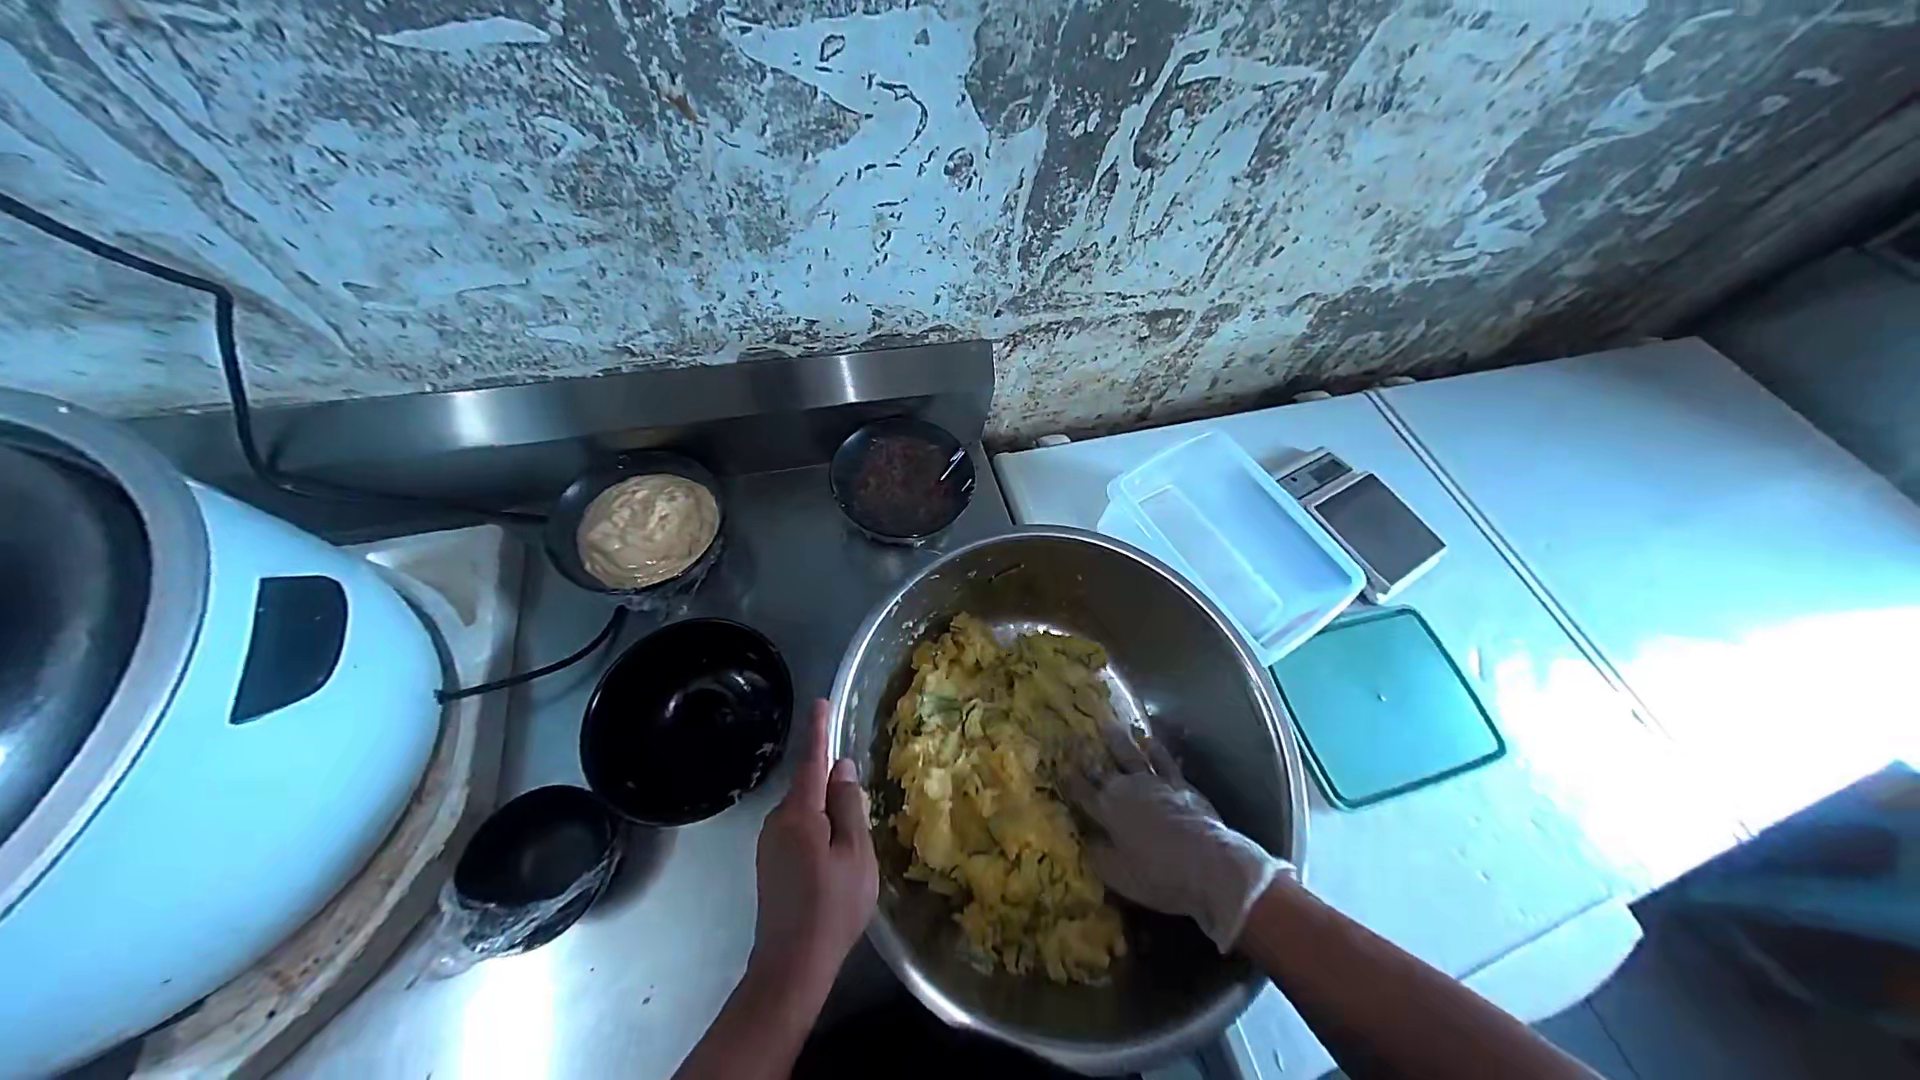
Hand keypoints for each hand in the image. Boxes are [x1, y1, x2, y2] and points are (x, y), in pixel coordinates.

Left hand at [748, 699, 877, 1000]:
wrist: (791, 966)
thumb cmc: (832, 906)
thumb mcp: (856, 853)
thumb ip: (849, 805)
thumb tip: (843, 769)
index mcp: (800, 813)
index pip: (812, 761)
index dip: (819, 730)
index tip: (821, 702)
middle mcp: (778, 820)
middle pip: (810, 788)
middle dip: (833, 788)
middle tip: (861, 819)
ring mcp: (770, 843)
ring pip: (805, 811)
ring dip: (827, 815)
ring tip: (851, 851)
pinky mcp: (770, 862)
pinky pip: (798, 830)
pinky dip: (818, 831)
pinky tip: (833, 863)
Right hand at [1067, 722, 1287, 951]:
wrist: (1208, 865)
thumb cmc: (1158, 875)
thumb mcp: (1116, 873)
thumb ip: (1095, 852)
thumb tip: (1081, 835)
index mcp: (1107, 810)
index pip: (1080, 791)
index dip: (1068, 777)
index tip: (1057, 763)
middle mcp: (1126, 789)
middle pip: (1101, 768)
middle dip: (1085, 753)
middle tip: (1073, 736)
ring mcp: (1154, 783)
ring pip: (1130, 755)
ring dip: (1117, 740)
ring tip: (1107, 723)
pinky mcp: (1180, 785)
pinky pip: (1163, 761)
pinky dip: (1155, 749)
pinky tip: (1149, 740)